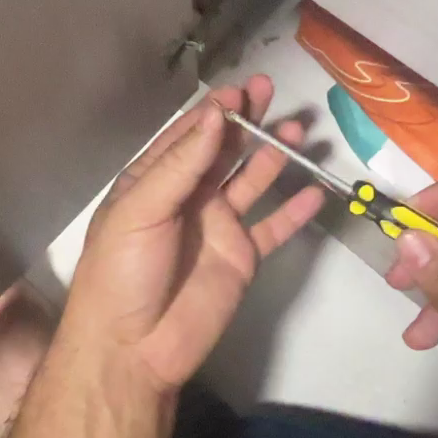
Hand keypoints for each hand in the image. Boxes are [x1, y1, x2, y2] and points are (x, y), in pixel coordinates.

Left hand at [55, 76, 325, 397]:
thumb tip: (215, 114)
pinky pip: (272, 228)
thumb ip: (181, 164)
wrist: (132, 349)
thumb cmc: (123, 271)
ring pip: (251, 182)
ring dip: (273, 156)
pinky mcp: (241, 258)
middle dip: (247, 122)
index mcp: (155, 181)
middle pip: (223, 151)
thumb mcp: (141, 209)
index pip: (188, 136)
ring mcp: (217, 227)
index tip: (240, 88)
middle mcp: (188, 198)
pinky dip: (293, 212)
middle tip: (272, 92)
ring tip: (299, 131)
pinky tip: (315, 192)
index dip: (214, 111)